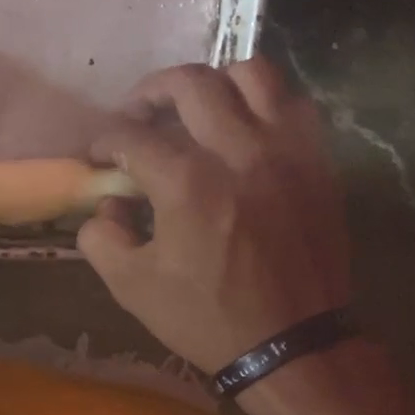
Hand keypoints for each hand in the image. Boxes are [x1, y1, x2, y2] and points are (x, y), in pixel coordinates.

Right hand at [78, 57, 350, 373]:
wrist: (291, 341)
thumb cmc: (204, 316)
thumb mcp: (130, 285)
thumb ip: (102, 235)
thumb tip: (109, 202)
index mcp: (188, 184)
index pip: (132, 135)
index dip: (105, 141)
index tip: (97, 156)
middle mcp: (240, 151)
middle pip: (191, 83)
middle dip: (151, 93)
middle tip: (136, 117)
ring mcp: (287, 149)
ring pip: (251, 74)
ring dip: (213, 83)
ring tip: (193, 109)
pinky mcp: (317, 159)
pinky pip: (290, 102)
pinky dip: (259, 102)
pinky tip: (239, 128)